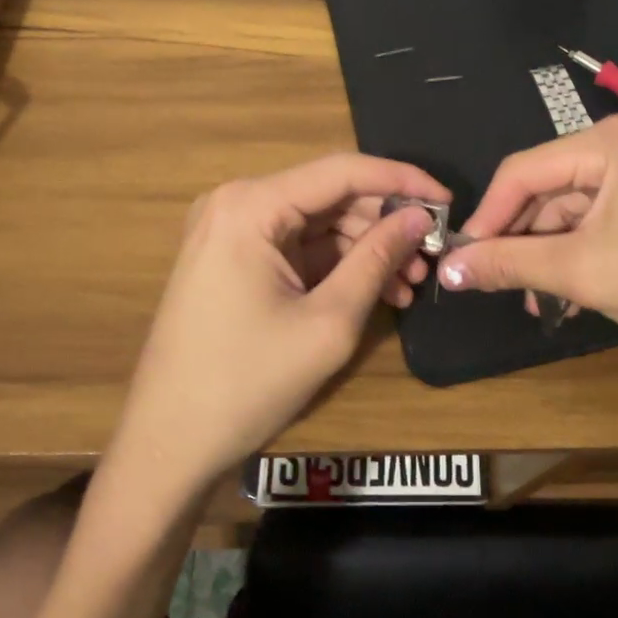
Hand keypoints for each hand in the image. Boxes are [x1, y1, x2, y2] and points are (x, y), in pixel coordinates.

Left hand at [110, 155, 448, 489]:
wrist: (168, 446)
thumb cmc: (247, 383)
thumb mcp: (328, 322)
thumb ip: (377, 259)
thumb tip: (421, 217)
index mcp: (250, 206)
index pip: (342, 171)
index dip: (402, 181)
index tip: (448, 201)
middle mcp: (236, 203)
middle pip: (330, 196)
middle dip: (385, 224)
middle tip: (433, 255)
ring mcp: (230, 231)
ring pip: (318, 223)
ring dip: (366, 248)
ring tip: (412, 283)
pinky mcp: (233, 259)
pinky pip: (298, 247)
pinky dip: (338, 266)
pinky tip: (378, 292)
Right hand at [437, 115, 617, 365]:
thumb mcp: (582, 273)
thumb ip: (509, 265)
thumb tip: (447, 270)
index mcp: (609, 142)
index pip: (522, 171)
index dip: (487, 217)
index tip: (461, 261)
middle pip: (546, 187)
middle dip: (520, 239)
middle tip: (498, 287)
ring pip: (570, 207)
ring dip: (547, 252)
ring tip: (536, 302)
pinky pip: (597, 216)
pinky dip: (577, 251)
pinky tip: (565, 293)